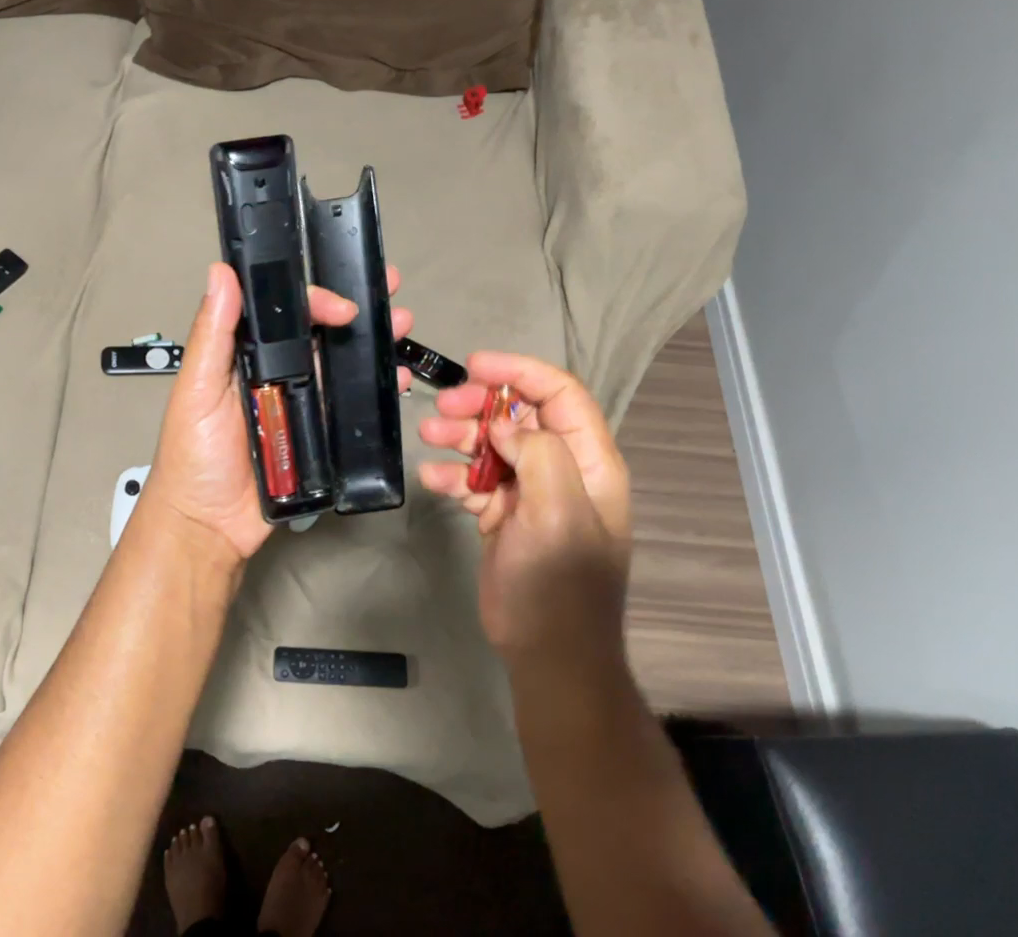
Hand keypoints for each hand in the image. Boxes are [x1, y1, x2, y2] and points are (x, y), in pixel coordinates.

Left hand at [139, 262, 412, 565]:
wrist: (209, 526)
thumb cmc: (192, 458)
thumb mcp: (196, 390)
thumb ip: (212, 335)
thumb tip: (220, 274)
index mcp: (244, 357)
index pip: (283, 314)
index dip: (314, 299)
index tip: (342, 303)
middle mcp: (274, 375)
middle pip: (319, 333)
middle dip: (357, 309)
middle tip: (391, 290)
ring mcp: (299, 406)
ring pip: (340, 365)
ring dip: (372, 343)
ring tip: (402, 326)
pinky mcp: (317, 437)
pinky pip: (349, 409)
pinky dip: (374, 391)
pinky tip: (396, 378)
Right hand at [416, 353, 633, 678]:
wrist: (548, 652)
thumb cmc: (559, 583)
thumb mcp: (558, 512)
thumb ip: (539, 454)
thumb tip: (506, 426)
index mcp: (589, 462)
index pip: (561, 396)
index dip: (521, 371)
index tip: (474, 365)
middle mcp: (562, 471)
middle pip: (521, 417)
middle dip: (481, 405)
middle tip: (441, 407)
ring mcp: (532, 495)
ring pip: (493, 447)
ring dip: (460, 437)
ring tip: (428, 437)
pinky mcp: (504, 518)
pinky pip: (476, 482)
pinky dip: (453, 476)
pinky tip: (433, 481)